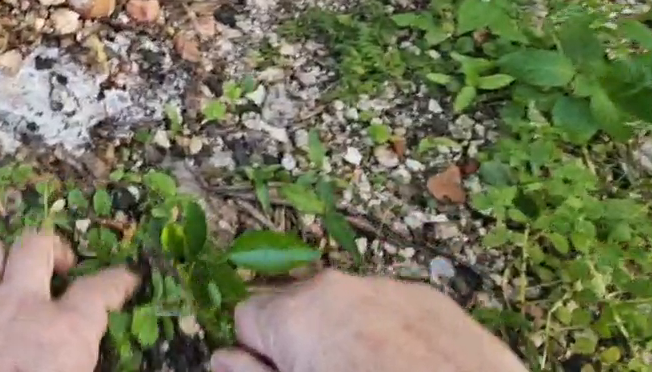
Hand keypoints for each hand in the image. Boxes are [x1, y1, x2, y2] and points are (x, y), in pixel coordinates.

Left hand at [0, 231, 138, 371]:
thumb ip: (87, 360)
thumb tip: (105, 361)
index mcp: (65, 330)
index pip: (98, 291)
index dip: (117, 281)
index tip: (128, 277)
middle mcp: (21, 306)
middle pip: (35, 246)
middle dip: (53, 247)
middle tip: (64, 267)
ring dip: (3, 258)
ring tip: (15, 271)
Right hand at [210, 269, 525, 371]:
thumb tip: (221, 358)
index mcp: (290, 314)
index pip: (246, 319)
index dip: (264, 358)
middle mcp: (329, 287)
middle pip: (295, 307)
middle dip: (307, 342)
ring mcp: (383, 287)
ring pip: (347, 307)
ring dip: (351, 338)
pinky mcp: (430, 298)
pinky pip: (393, 309)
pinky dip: (397, 336)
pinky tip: (418, 371)